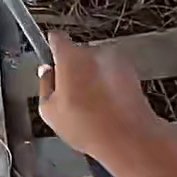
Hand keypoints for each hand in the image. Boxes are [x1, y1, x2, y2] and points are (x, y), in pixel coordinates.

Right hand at [37, 33, 169, 160]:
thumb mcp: (50, 112)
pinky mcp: (132, 71)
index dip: (53, 47)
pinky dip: (110, 82)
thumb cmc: (87, 126)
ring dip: (93, 75)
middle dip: (74, 68)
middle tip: (71, 94)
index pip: (57, 38)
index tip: (51, 57)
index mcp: (70, 57)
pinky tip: (107, 105)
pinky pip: (113, 72)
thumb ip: (45, 85)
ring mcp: (115, 60)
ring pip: (97, 63)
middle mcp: (94, 52)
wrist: (128, 138)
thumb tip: (46, 72)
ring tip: (92, 104)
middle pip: (78, 53)